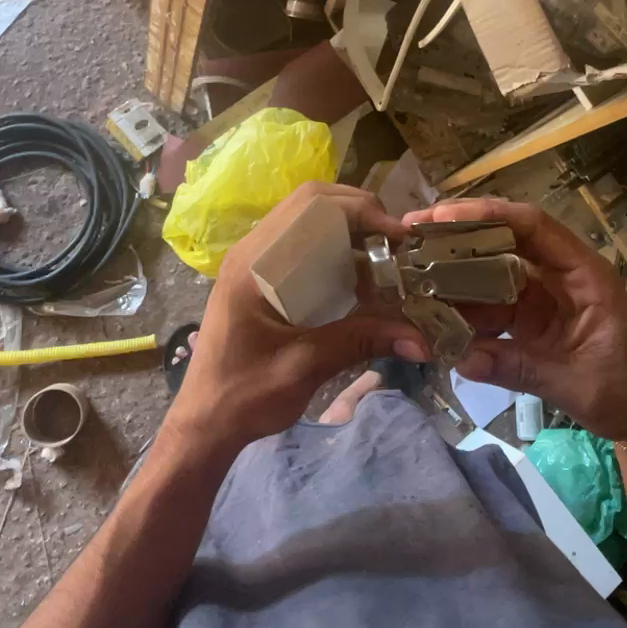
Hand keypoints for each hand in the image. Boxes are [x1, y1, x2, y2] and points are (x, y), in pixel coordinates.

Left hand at [166, 183, 429, 455]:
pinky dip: (333, 248)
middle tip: (395, 244)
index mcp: (255, 263)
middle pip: (311, 203)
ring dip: (347, 230)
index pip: (311, 207)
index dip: (360, 210)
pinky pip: (301, 244)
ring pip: (307, 221)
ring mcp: (252, 261)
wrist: (204, 424)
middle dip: (359, 214)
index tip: (398, 236)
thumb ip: (361, 341)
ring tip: (381, 259)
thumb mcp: (306, 366)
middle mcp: (251, 251)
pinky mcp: (258, 277)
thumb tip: (421, 339)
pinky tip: (356, 278)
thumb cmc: (245, 395)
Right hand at [404, 198, 626, 443]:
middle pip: (506, 239)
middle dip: (461, 232)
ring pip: (493, 270)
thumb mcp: (573, 381)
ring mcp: (542, 295)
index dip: (489, 215)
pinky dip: (465, 308)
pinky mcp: (529, 317)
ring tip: (413, 270)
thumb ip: (517, 367)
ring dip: (456, 271)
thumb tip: (461, 359)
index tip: (445, 214)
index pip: (534, 227)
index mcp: (583, 273)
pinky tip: (434, 312)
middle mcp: (559, 274)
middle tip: (413, 230)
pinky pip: (491, 303)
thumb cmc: (626, 390)